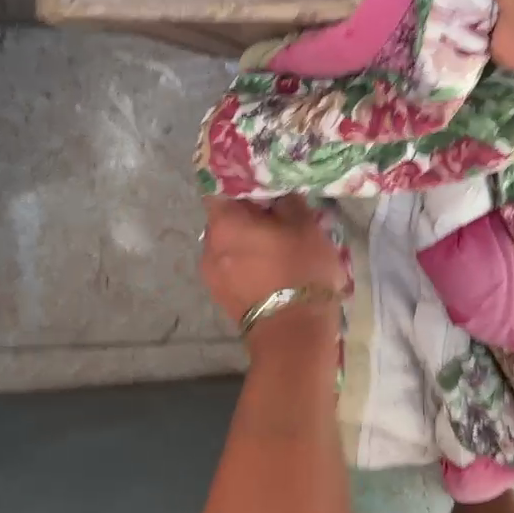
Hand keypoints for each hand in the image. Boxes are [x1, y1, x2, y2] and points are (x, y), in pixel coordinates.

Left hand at [201, 195, 345, 354]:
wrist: (293, 335)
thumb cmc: (299, 271)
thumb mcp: (305, 225)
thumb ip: (287, 200)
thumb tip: (276, 190)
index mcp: (224, 224)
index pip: (220, 187)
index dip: (240, 179)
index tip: (261, 177)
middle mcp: (209, 246)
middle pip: (225, 217)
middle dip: (249, 211)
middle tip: (278, 210)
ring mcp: (211, 275)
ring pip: (229, 242)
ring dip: (249, 237)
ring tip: (278, 239)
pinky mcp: (221, 296)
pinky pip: (232, 264)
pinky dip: (248, 258)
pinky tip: (273, 263)